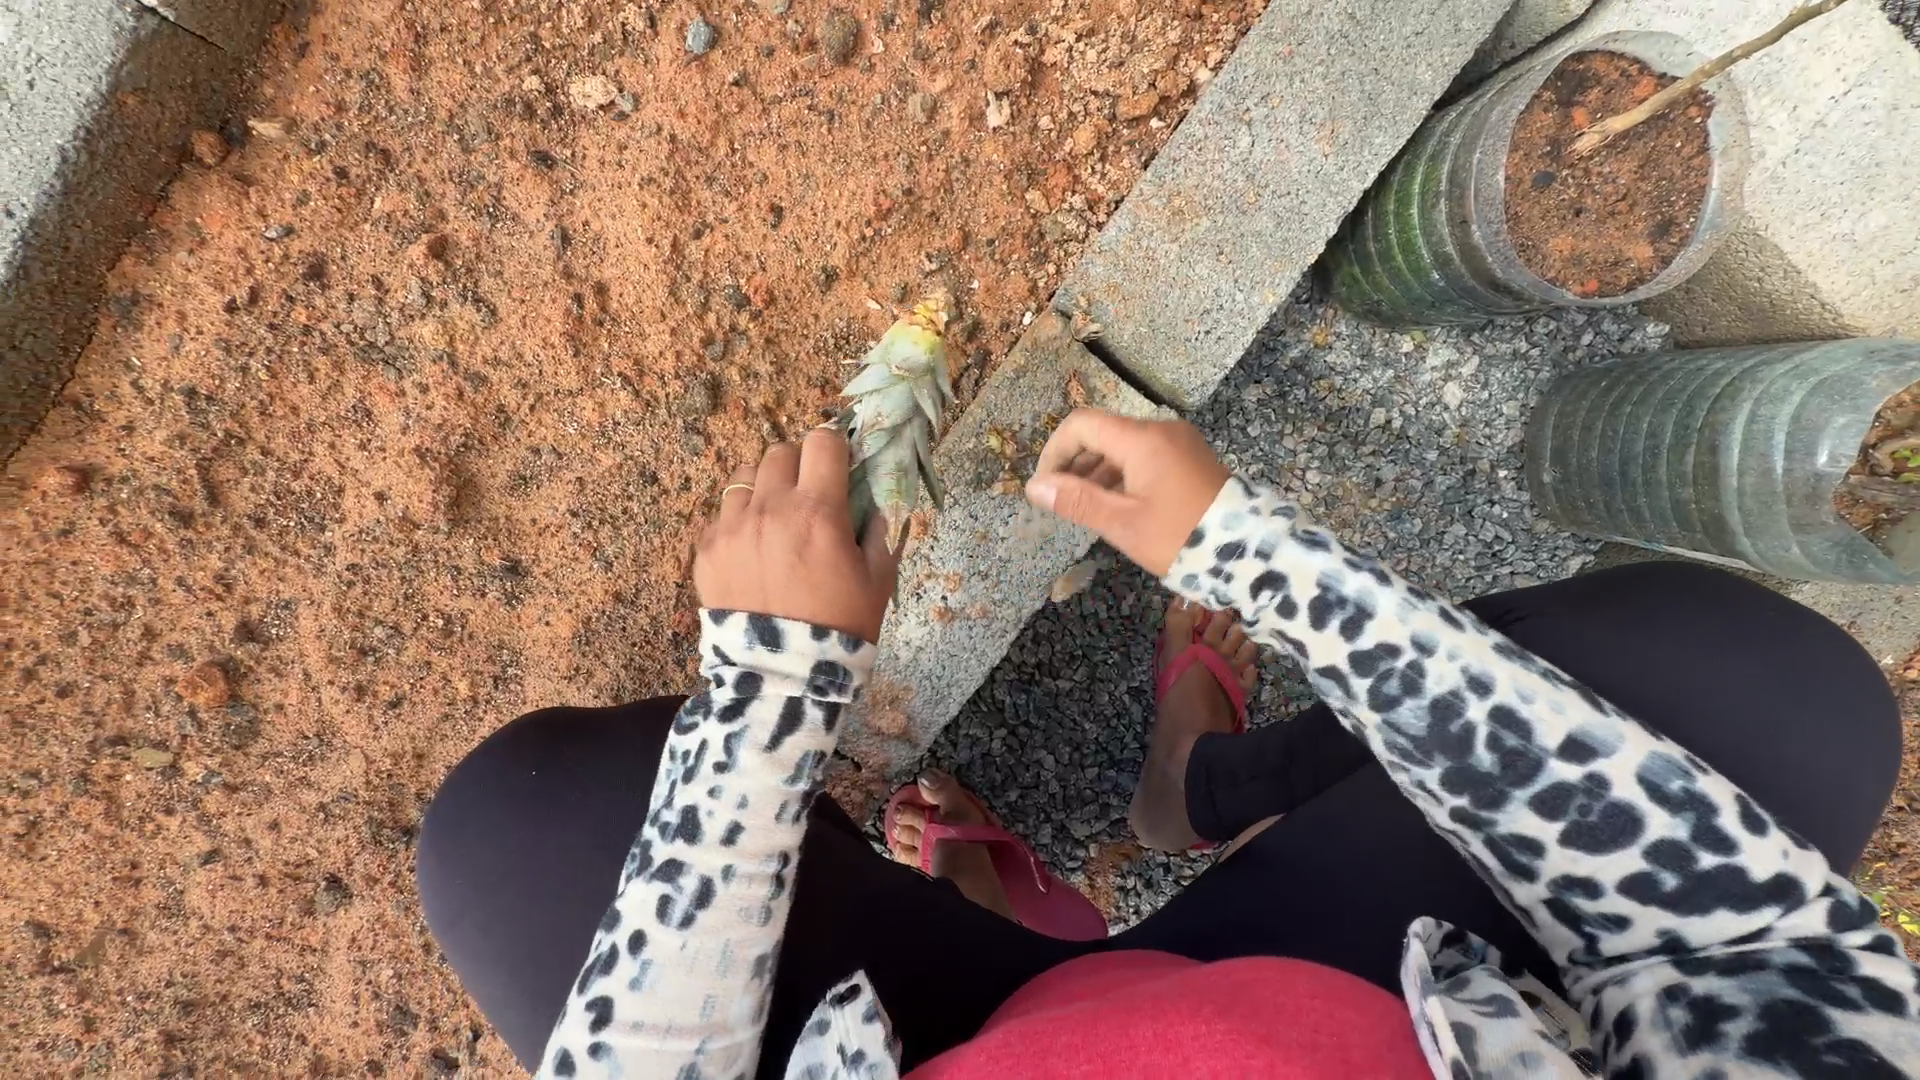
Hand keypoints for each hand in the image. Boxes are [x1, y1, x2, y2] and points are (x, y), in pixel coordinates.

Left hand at [695, 428, 898, 642]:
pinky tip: (753, 550)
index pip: (823, 441)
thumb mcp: (878, 581)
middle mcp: (770, 508)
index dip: (835, 447)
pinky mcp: (706, 551)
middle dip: (799, 465)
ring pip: (743, 476)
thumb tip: (872, 505)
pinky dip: (739, 521)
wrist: (783, 677)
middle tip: (809, 495)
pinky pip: (721, 514)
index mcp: (817, 511)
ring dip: (764, 486)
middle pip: (780, 451)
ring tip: (775, 518)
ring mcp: (731, 528)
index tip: (840, 465)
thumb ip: (879, 532)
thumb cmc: (840, 627)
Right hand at [1025, 411, 1228, 576]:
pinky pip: (1144, 455)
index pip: (1082, 424)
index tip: (1045, 484)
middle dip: (1075, 462)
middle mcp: (1161, 430)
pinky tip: (1115, 504)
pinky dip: (1121, 473)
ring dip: (1096, 470)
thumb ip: (1077, 501)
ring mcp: (1179, 442)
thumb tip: (1034, 486)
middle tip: (1062, 501)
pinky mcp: (1189, 458)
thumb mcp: (1123, 523)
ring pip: (1122, 445)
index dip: (1055, 450)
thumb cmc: (1180, 538)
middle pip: (1102, 432)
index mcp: (1143, 440)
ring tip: (1085, 508)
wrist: (1248, 552)